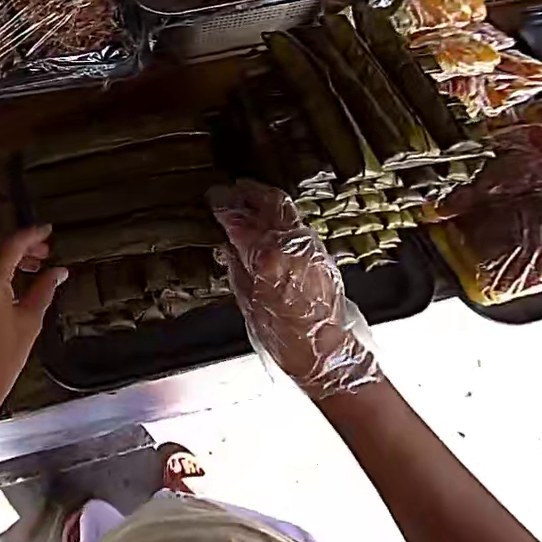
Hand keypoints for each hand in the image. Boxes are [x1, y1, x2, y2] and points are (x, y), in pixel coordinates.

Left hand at [0, 225, 66, 431]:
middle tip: (42, 255)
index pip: (14, 243)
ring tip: (26, 269)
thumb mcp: (29, 323)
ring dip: (3, 256)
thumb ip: (44, 290)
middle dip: (20, 246)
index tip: (46, 232)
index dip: (34, 235)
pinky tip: (4, 282)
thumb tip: (57, 274)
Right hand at [211, 181, 380, 399]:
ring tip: (249, 199)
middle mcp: (292, 246)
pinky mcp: (322, 254)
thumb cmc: (285, 336)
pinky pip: (298, 226)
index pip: (239, 222)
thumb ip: (237, 267)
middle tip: (234, 187)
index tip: (213, 198)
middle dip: (250, 191)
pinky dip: (281, 219)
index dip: (223, 207)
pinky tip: (269, 224)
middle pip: (270, 202)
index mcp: (268, 258)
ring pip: (287, 210)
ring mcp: (311, 247)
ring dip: (266, 201)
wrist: (327, 354)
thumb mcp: (248, 301)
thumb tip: (229, 246)